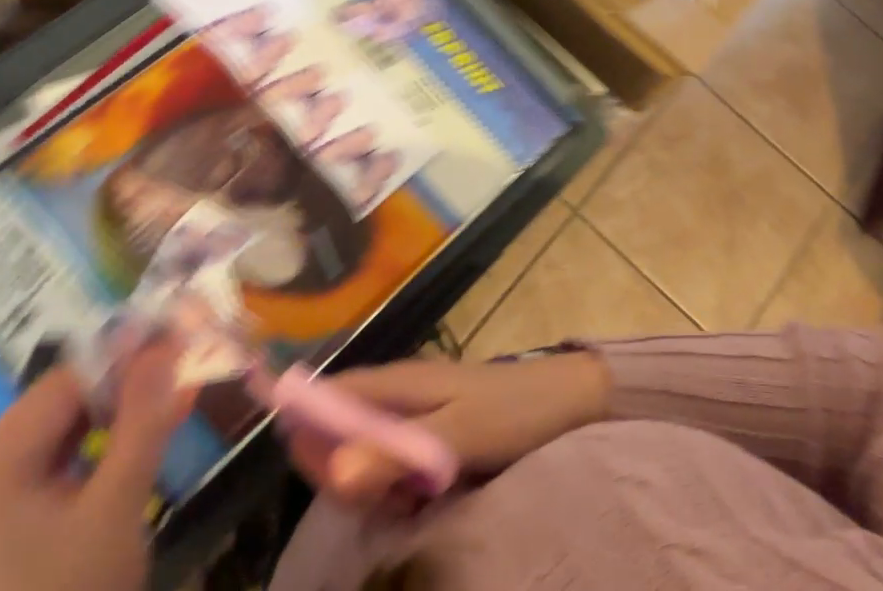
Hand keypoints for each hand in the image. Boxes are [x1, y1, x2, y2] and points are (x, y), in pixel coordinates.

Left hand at [0, 344, 194, 590]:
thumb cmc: (83, 590)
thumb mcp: (119, 504)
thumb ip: (143, 422)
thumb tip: (169, 347)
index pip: (57, 390)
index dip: (118, 359)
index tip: (174, 336)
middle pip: (57, 405)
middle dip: (120, 382)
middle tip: (180, 361)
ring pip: (61, 427)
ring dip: (115, 407)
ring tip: (170, 390)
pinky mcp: (12, 516)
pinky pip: (59, 456)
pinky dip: (101, 438)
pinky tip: (141, 429)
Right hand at [285, 352, 610, 509]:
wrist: (572, 400)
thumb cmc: (514, 410)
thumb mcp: (456, 435)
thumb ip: (396, 453)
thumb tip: (333, 474)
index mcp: (395, 382)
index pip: (326, 400)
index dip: (310, 436)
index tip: (325, 479)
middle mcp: (397, 394)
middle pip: (342, 432)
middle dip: (349, 472)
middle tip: (387, 498)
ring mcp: (417, 414)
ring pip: (368, 454)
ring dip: (378, 485)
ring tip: (414, 500)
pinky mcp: (435, 434)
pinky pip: (398, 464)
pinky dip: (403, 487)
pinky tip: (426, 500)